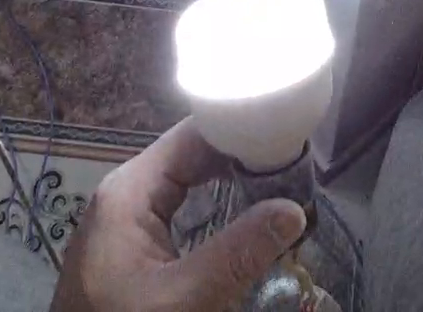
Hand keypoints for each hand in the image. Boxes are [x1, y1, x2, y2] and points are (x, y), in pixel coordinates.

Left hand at [53, 118, 306, 311]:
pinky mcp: (132, 244)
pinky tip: (244, 209)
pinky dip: (215, 201)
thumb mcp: (182, 301)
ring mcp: (126, 218)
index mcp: (129, 189)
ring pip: (189, 178)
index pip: (194, 134)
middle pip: (193, 152)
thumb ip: (237, 254)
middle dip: (242, 153)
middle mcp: (126, 191)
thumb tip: (295, 210)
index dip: (242, 128)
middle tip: (293, 160)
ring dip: (232, 177)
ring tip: (280, 178)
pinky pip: (180, 204)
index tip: (287, 135)